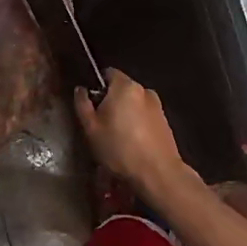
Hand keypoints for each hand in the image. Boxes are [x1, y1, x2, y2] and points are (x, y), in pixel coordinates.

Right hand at [74, 69, 190, 191]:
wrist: (157, 173)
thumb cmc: (119, 148)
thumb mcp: (91, 128)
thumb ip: (83, 104)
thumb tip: (81, 89)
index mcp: (125, 86)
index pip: (108, 73)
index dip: (97, 85)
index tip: (91, 104)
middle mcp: (144, 90)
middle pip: (122, 89)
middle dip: (111, 101)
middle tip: (101, 125)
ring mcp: (158, 105)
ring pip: (134, 104)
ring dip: (125, 114)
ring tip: (117, 137)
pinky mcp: (165, 121)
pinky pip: (145, 116)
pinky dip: (138, 124)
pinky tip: (133, 143)